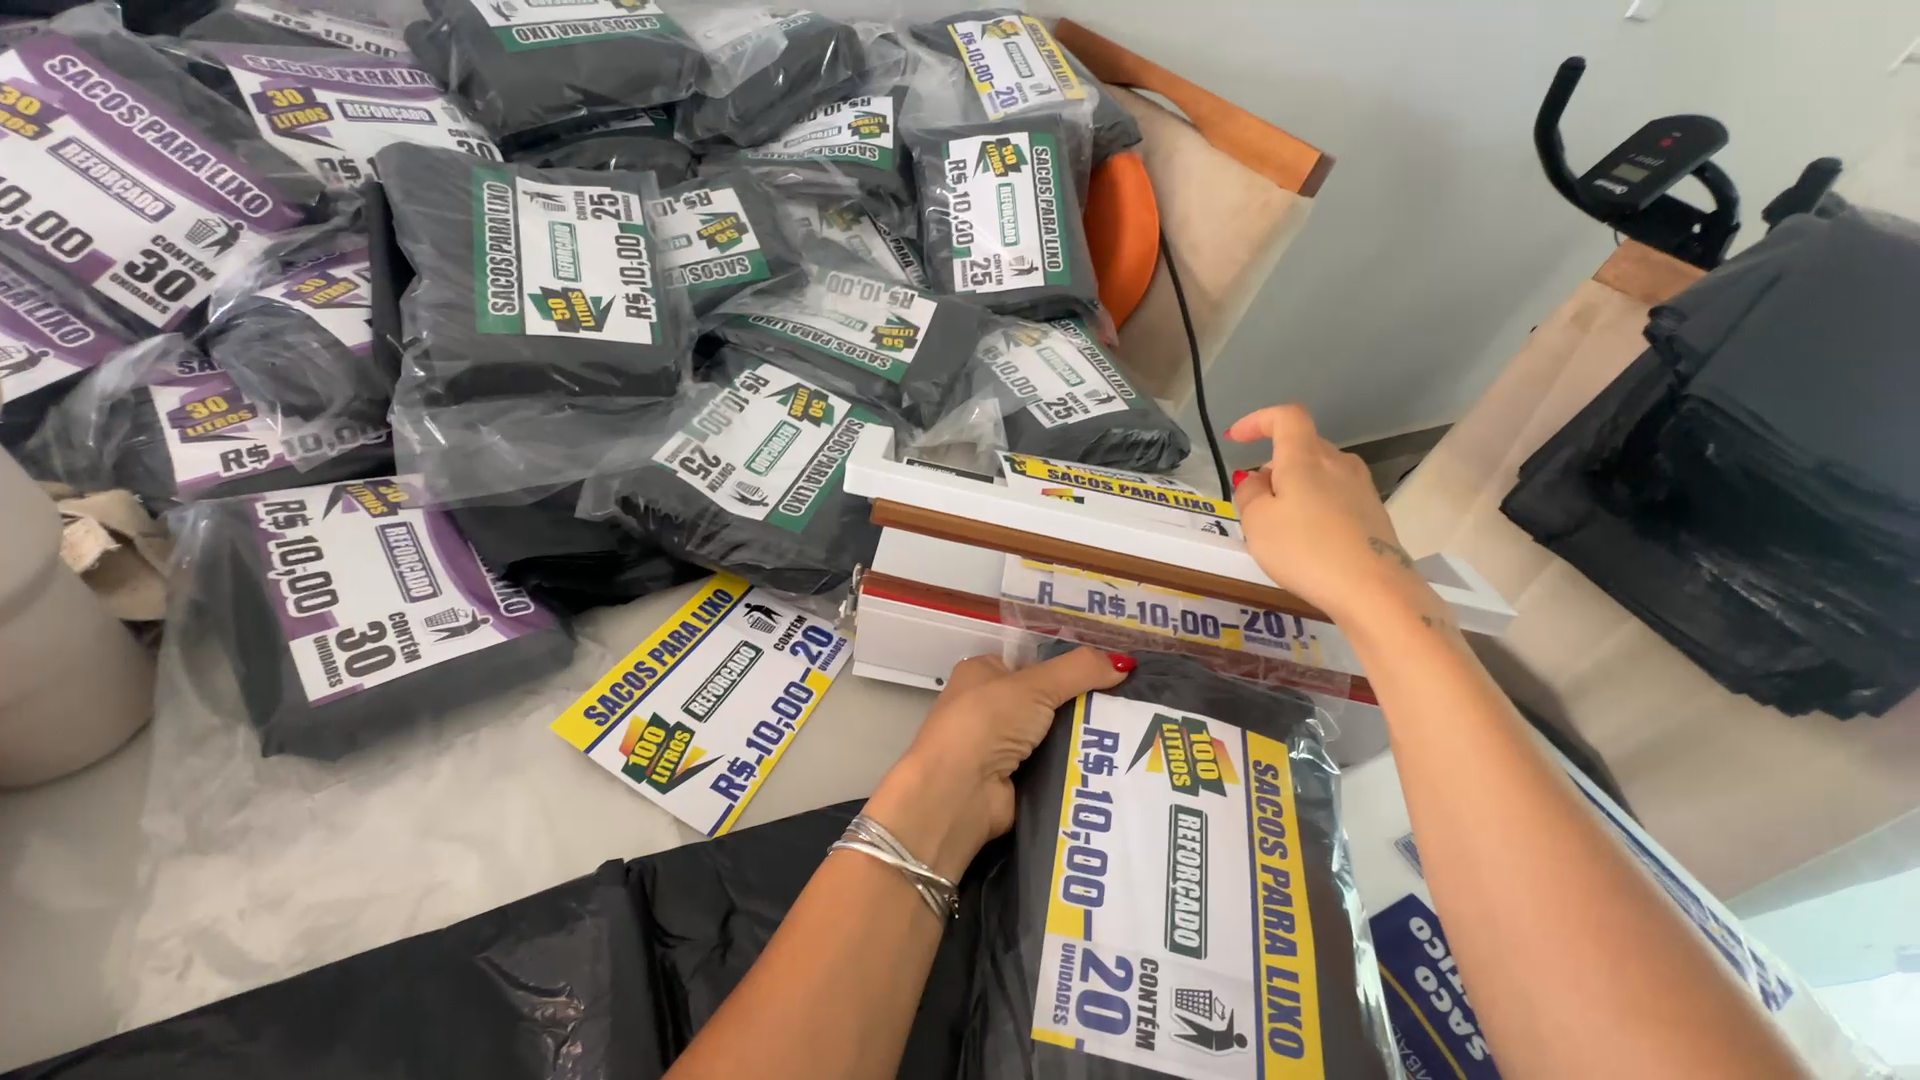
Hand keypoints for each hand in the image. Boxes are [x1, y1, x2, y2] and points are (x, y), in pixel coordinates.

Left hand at [863, 648, 1132, 880]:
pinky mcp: (1017, 782)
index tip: (1113, 672)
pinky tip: (1116, 765)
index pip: (1034, 663)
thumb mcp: (1035, 685)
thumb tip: (1124, 662)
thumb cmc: (987, 723)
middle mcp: (990, 708)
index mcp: (983, 673)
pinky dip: (1079, 767)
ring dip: (1086, 738)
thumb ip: (1079, 670)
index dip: (1070, 666)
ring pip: (1056, 736)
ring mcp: (1002, 747)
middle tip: (1132, 706)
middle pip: (1049, 701)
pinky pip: (1057, 767)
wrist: (958, 792)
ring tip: (1135, 735)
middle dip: (1084, 705)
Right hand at [1227, 405, 1435, 624]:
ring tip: (1279, 523)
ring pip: (1319, 472)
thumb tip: (1258, 479)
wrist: (1373, 588)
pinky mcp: (1373, 512)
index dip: (1258, 420)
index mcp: (1305, 457)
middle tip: (1254, 501)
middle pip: (1302, 447)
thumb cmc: (1305, 550)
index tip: (1236, 438)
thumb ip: (1249, 494)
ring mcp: (1361, 486)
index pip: (1286, 417)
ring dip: (1295, 487)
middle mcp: (1338, 462)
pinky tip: (1308, 538)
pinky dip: (1314, 504)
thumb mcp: (1257, 523)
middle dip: (1273, 465)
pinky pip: (1335, 494)